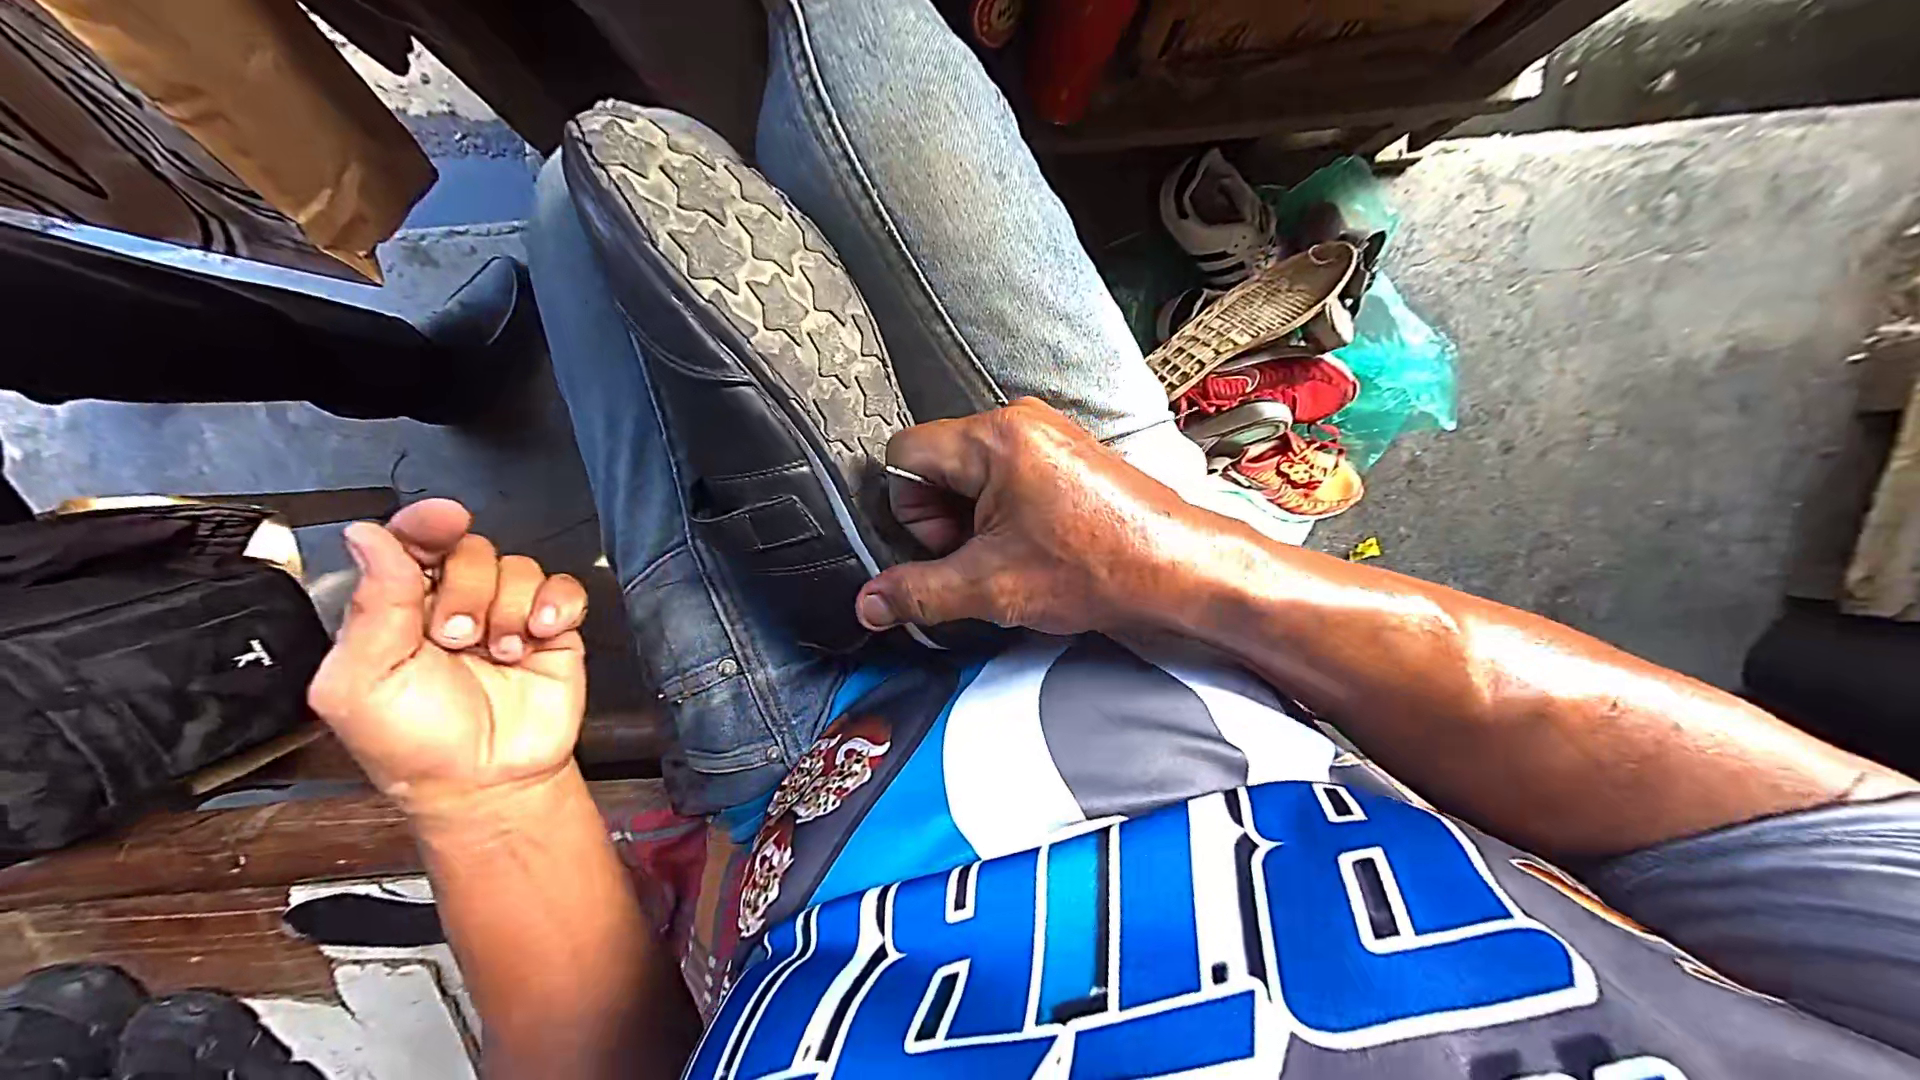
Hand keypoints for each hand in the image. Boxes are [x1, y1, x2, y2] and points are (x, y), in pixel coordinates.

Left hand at [307, 498, 589, 821]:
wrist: (490, 778)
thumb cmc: (417, 742)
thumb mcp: (363, 680)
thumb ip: (373, 604)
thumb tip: (368, 535)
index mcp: (398, 611)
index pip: (410, 545)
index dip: (425, 525)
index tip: (442, 520)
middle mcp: (455, 604)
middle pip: (470, 551)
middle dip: (467, 590)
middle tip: (456, 638)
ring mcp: (509, 614)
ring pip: (518, 566)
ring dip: (510, 609)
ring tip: (500, 651)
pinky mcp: (555, 627)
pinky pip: (565, 586)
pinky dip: (556, 603)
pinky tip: (540, 633)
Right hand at [855, 399, 1234, 636]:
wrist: (1179, 568)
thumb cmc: (1101, 566)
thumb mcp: (993, 586)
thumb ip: (919, 593)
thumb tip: (871, 602)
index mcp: (993, 439)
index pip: (903, 454)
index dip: (909, 508)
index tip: (943, 545)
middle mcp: (1018, 421)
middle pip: (936, 462)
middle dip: (942, 517)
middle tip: (978, 555)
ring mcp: (1045, 435)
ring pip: (970, 472)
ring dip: (974, 518)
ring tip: (1011, 553)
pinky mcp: (1063, 454)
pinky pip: (1005, 474)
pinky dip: (1002, 511)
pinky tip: (1032, 544)